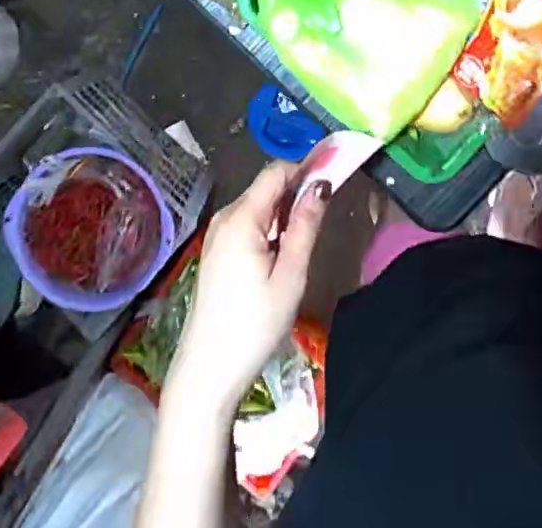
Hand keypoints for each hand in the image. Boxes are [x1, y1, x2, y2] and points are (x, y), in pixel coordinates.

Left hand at [162, 162, 330, 420]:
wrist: (208, 370)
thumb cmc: (254, 325)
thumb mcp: (290, 276)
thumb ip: (305, 226)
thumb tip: (322, 184)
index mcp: (241, 217)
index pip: (276, 172)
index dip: (305, 171)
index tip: (333, 184)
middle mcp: (224, 216)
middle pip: (266, 188)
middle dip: (295, 196)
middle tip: (320, 225)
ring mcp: (216, 233)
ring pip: (258, 206)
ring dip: (283, 215)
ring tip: (299, 250)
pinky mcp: (216, 250)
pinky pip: (247, 224)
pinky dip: (268, 230)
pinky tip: (277, 260)